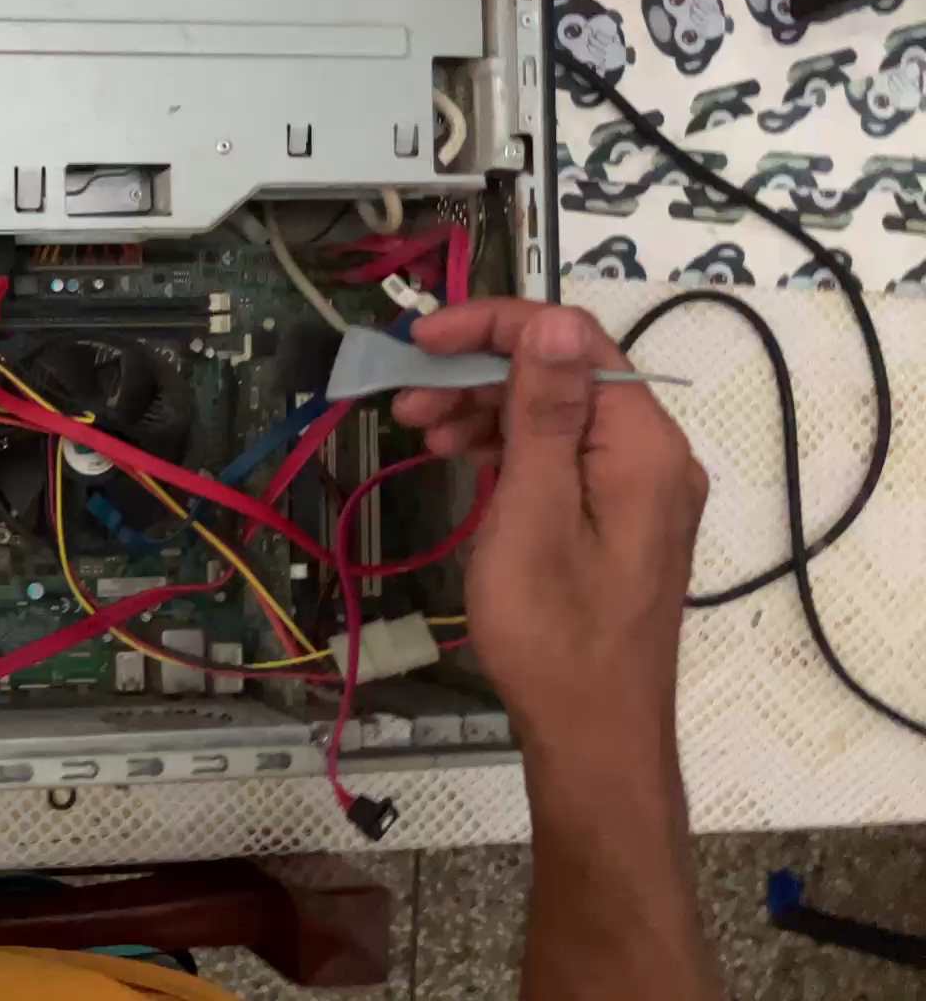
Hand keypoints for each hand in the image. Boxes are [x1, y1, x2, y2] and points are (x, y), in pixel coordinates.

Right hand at [391, 301, 707, 753]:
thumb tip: (551, 324)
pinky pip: (549, 450)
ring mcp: (626, 482)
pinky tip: (457, 456)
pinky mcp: (602, 509)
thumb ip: (544, 417)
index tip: (416, 341)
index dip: (492, 327)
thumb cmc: (548, 625)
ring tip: (418, 433)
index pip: (571, 341)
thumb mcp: (532, 514)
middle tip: (402, 402)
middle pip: (557, 374)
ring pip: (547, 410)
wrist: (585, 722)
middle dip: (474, 372)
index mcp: (638, 445)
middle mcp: (645, 452)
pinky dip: (497, 442)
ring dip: (478, 407)